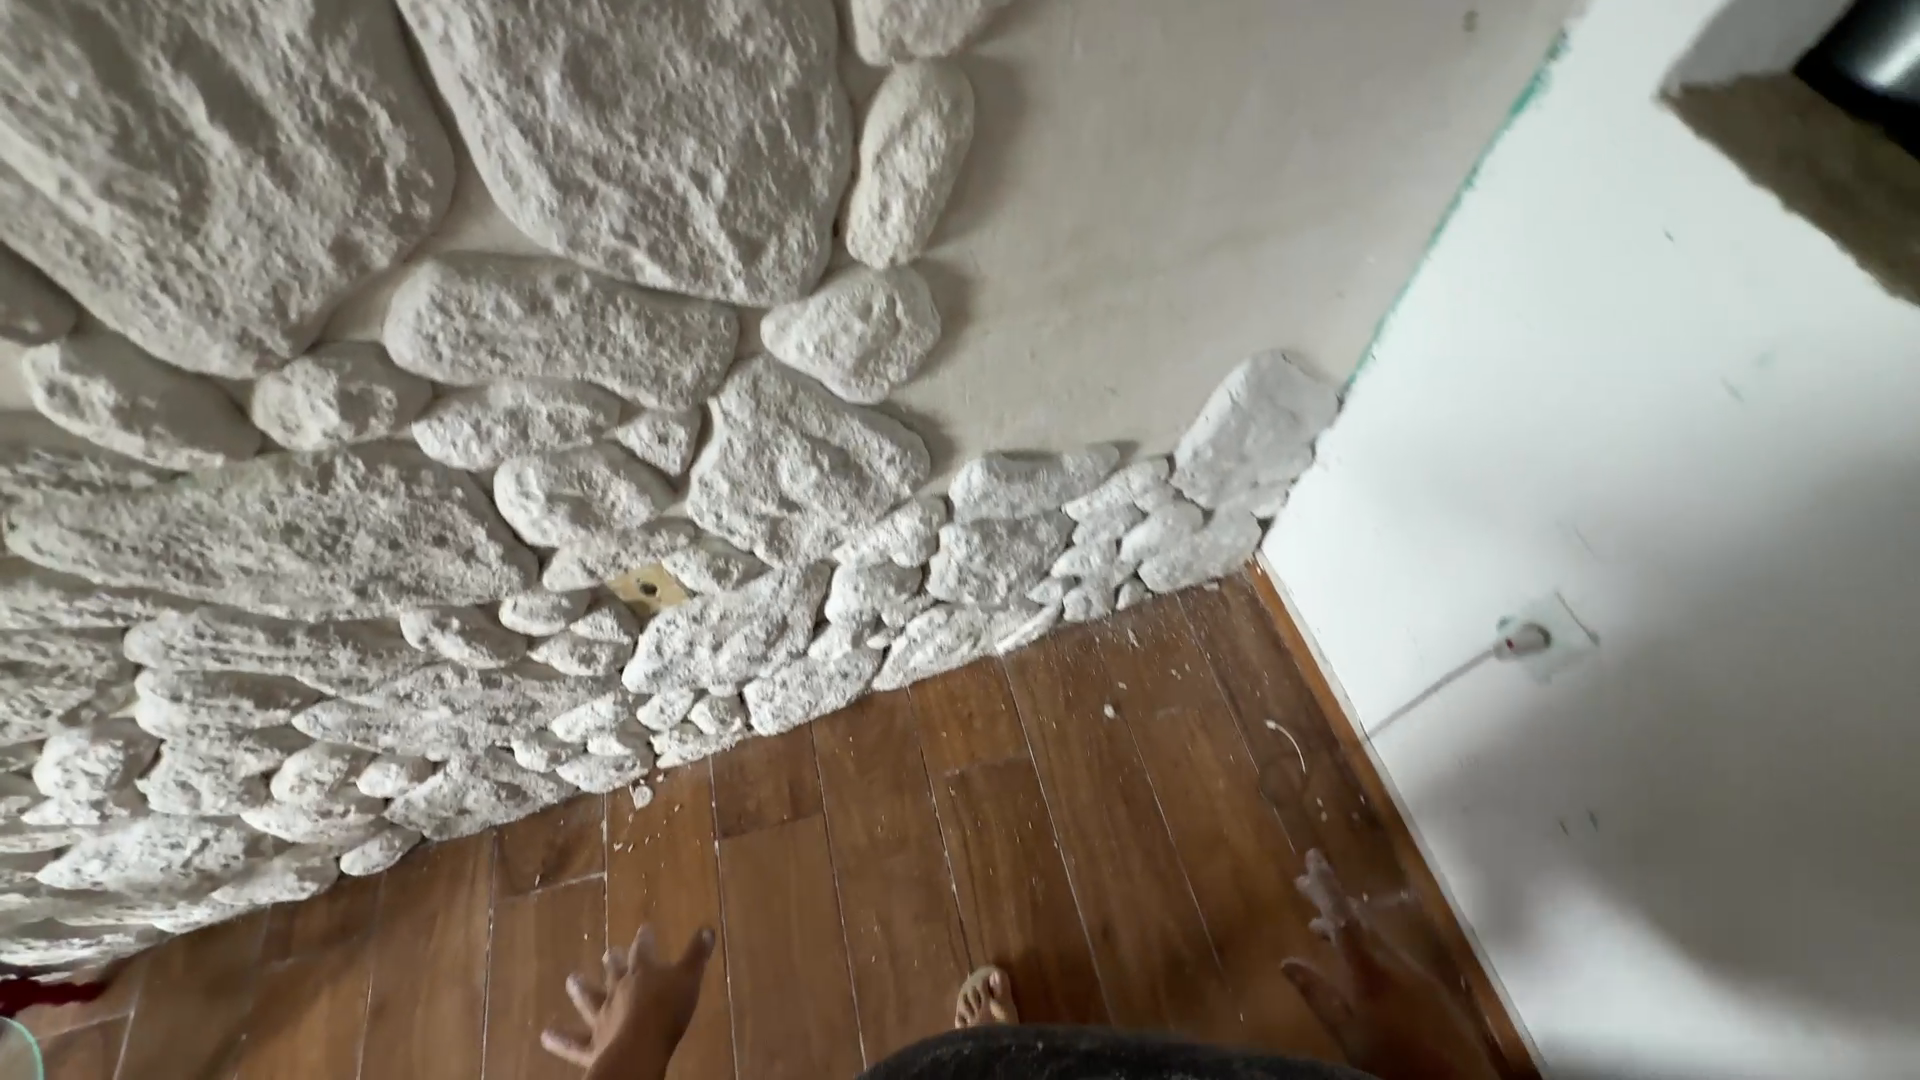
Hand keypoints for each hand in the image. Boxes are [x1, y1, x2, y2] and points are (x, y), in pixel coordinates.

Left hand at [542, 925, 716, 1074]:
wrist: (638, 1049)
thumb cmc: (668, 1010)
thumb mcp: (690, 978)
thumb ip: (697, 954)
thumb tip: (707, 928)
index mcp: (643, 971)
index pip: (645, 949)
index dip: (645, 938)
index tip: (644, 928)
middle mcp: (619, 989)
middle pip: (615, 971)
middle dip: (614, 960)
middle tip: (609, 950)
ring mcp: (603, 1017)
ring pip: (590, 1000)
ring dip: (581, 990)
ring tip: (571, 979)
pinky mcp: (592, 1045)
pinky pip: (574, 1042)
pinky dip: (560, 1039)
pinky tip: (546, 1035)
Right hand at [1281, 851, 1497, 1079]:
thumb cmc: (1396, 1059)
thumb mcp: (1348, 1033)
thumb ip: (1318, 994)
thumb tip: (1285, 962)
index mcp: (1370, 968)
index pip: (1342, 917)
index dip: (1325, 886)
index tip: (1313, 856)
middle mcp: (1393, 960)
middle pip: (1357, 919)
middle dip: (1328, 898)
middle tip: (1302, 882)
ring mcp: (1415, 971)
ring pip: (1373, 935)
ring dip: (1345, 924)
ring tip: (1318, 926)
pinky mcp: (1428, 986)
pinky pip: (1389, 951)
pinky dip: (1365, 944)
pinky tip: (1356, 958)